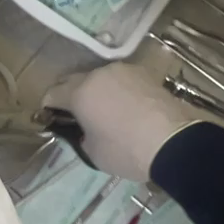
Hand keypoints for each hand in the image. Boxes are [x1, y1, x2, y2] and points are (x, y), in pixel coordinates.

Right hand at [44, 62, 200, 181]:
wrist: (174, 141)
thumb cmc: (127, 151)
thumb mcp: (94, 153)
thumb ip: (81, 136)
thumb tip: (83, 129)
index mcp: (79, 93)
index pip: (53, 93)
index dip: (49, 107)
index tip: (51, 118)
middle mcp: (97, 75)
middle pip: (74, 80)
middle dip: (70, 95)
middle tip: (76, 114)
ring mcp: (122, 70)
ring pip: (99, 77)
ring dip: (96, 90)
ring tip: (104, 109)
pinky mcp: (143, 73)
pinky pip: (120, 79)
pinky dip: (117, 90)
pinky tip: (126, 106)